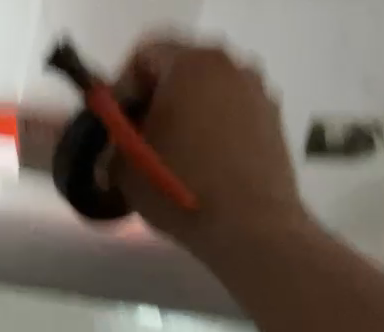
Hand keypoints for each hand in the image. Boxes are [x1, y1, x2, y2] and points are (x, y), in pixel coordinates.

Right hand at [113, 38, 314, 259]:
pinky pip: (231, 114)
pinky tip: (202, 169)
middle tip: (138, 143)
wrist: (248, 225)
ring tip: (171, 159)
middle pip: (179, 70)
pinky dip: (212, 132)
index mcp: (190, 64)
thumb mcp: (125, 169)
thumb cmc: (180, 188)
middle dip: (154, 101)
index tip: (114, 126)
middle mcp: (230, 64)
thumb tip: (113, 142)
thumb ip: (110, 143)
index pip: (145, 53)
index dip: (121, 88)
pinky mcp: (272, 119)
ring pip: (207, 93)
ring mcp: (257, 90)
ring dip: (185, 116)